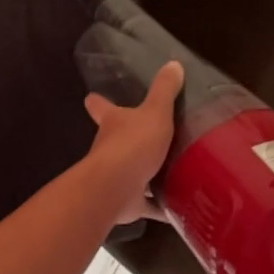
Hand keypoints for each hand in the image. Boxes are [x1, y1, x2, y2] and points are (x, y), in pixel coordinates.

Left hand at [82, 61, 182, 223]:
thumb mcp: (154, 111)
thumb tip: (173, 63)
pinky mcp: (129, 202)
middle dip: (131, 141)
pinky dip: (162, 207)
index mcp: (113, 123)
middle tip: (155, 139)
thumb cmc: (133, 143)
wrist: (117, 187)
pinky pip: (149, 204)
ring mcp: (117, 177)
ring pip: (134, 174)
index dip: (97, 102)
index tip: (92, 98)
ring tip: (178, 173)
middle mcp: (109, 149)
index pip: (100, 107)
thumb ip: (164, 90)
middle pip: (117, 141)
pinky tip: (181, 210)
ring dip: (150, 175)